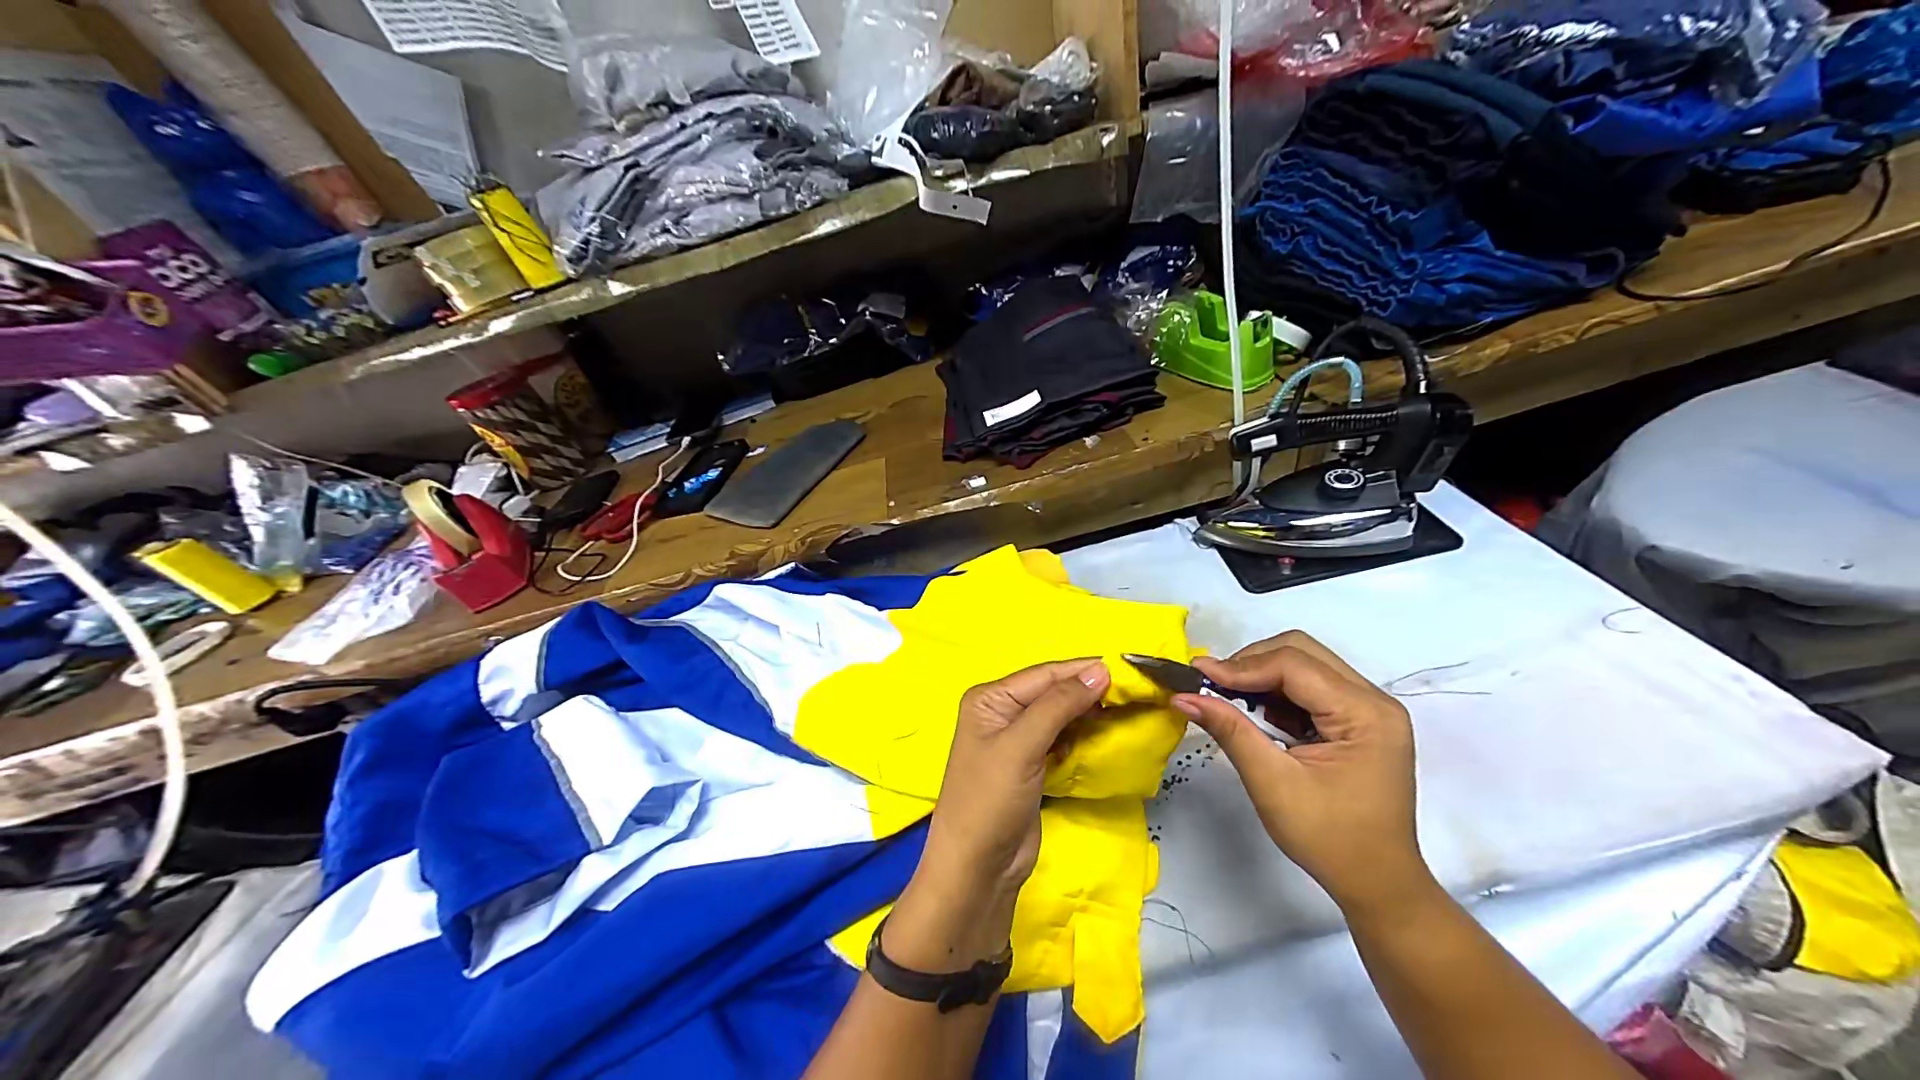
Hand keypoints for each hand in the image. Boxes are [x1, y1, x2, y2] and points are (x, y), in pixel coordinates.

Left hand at [883, 659, 1110, 971]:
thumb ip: (1058, 705)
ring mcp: (1018, 739)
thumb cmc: (989, 801)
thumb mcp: (1021, 746)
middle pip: (1054, 691)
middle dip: (1090, 691)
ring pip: (1062, 715)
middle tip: (1135, 693)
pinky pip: (1064, 739)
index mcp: (990, 698)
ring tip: (1129, 710)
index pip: (1044, 674)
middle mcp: (1003, 712)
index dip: (1084, 670)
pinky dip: (1084, 735)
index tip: (1128, 671)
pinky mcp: (1033, 764)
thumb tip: (1100, 670)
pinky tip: (1107, 734)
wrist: (978, 867)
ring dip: (1091, 713)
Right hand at [1172, 632, 1436, 919]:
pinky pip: (1311, 685)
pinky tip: (1256, 712)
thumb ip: (1231, 731)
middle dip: (1251, 663)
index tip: (1196, 675)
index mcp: (1366, 714)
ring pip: (1304, 663)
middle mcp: (1374, 700)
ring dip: (1262, 674)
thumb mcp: (1273, 784)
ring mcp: (1369, 708)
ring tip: (1228, 698)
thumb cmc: (1330, 839)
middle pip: (1301, 652)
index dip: (1241, 667)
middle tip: (1211, 685)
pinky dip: (1277, 691)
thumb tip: (1184, 696)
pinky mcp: (1358, 719)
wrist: (1377, 883)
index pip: (1294, 666)